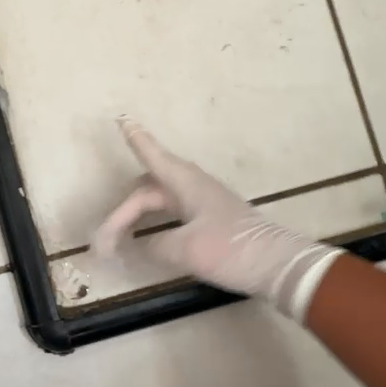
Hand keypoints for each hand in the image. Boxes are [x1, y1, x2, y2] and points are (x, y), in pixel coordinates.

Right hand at [93, 119, 341, 320]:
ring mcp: (205, 204)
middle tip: (106, 238)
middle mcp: (194, 188)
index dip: (137, 141)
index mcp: (186, 184)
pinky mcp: (213, 222)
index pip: (154, 158)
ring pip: (162, 202)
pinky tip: (151, 238)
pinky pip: (174, 215)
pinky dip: (156, 225)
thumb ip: (155, 245)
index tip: (123, 120)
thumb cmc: (231, 249)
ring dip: (139, 217)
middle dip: (124, 210)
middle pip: (149, 190)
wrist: (278, 266)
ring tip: (121, 235)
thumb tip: (143, 246)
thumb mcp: (184, 250)